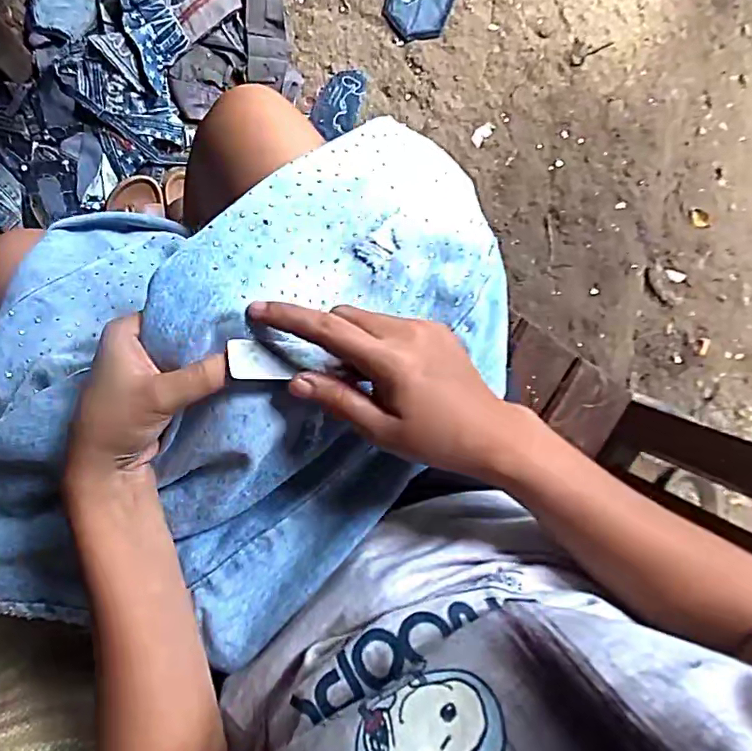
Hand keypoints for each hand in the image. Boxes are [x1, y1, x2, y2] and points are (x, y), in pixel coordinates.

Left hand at [66, 314, 227, 481]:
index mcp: (124, 331)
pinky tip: (229, 372)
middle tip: (244, 336)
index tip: (235, 317)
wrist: (106, 468)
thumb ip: (202, 375)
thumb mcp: (160, 395)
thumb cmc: (118, 422)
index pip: (171, 311)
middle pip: (181, 332)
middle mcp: (135, 343)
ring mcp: (148, 366)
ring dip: (209, 359)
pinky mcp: (159, 387)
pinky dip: (204, 376)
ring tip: (243, 351)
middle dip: (209, 338)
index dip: (202, 314)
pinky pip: (187, 374)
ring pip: (186, 355)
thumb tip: (243, 357)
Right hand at [246, 302, 531, 480]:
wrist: (492, 433)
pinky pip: (389, 323)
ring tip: (363, 379)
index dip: (289, 318)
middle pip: (345, 316)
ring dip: (350, 338)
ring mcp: (424, 327)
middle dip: (324, 334)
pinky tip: (387, 372)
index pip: (328, 329)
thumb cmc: (436, 440)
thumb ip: (338, 400)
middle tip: (329, 374)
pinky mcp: (435, 329)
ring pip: (366, 318)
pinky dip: (373, 340)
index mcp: (392, 359)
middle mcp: (408, 332)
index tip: (259, 310)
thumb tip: (297, 381)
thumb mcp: (382, 430)